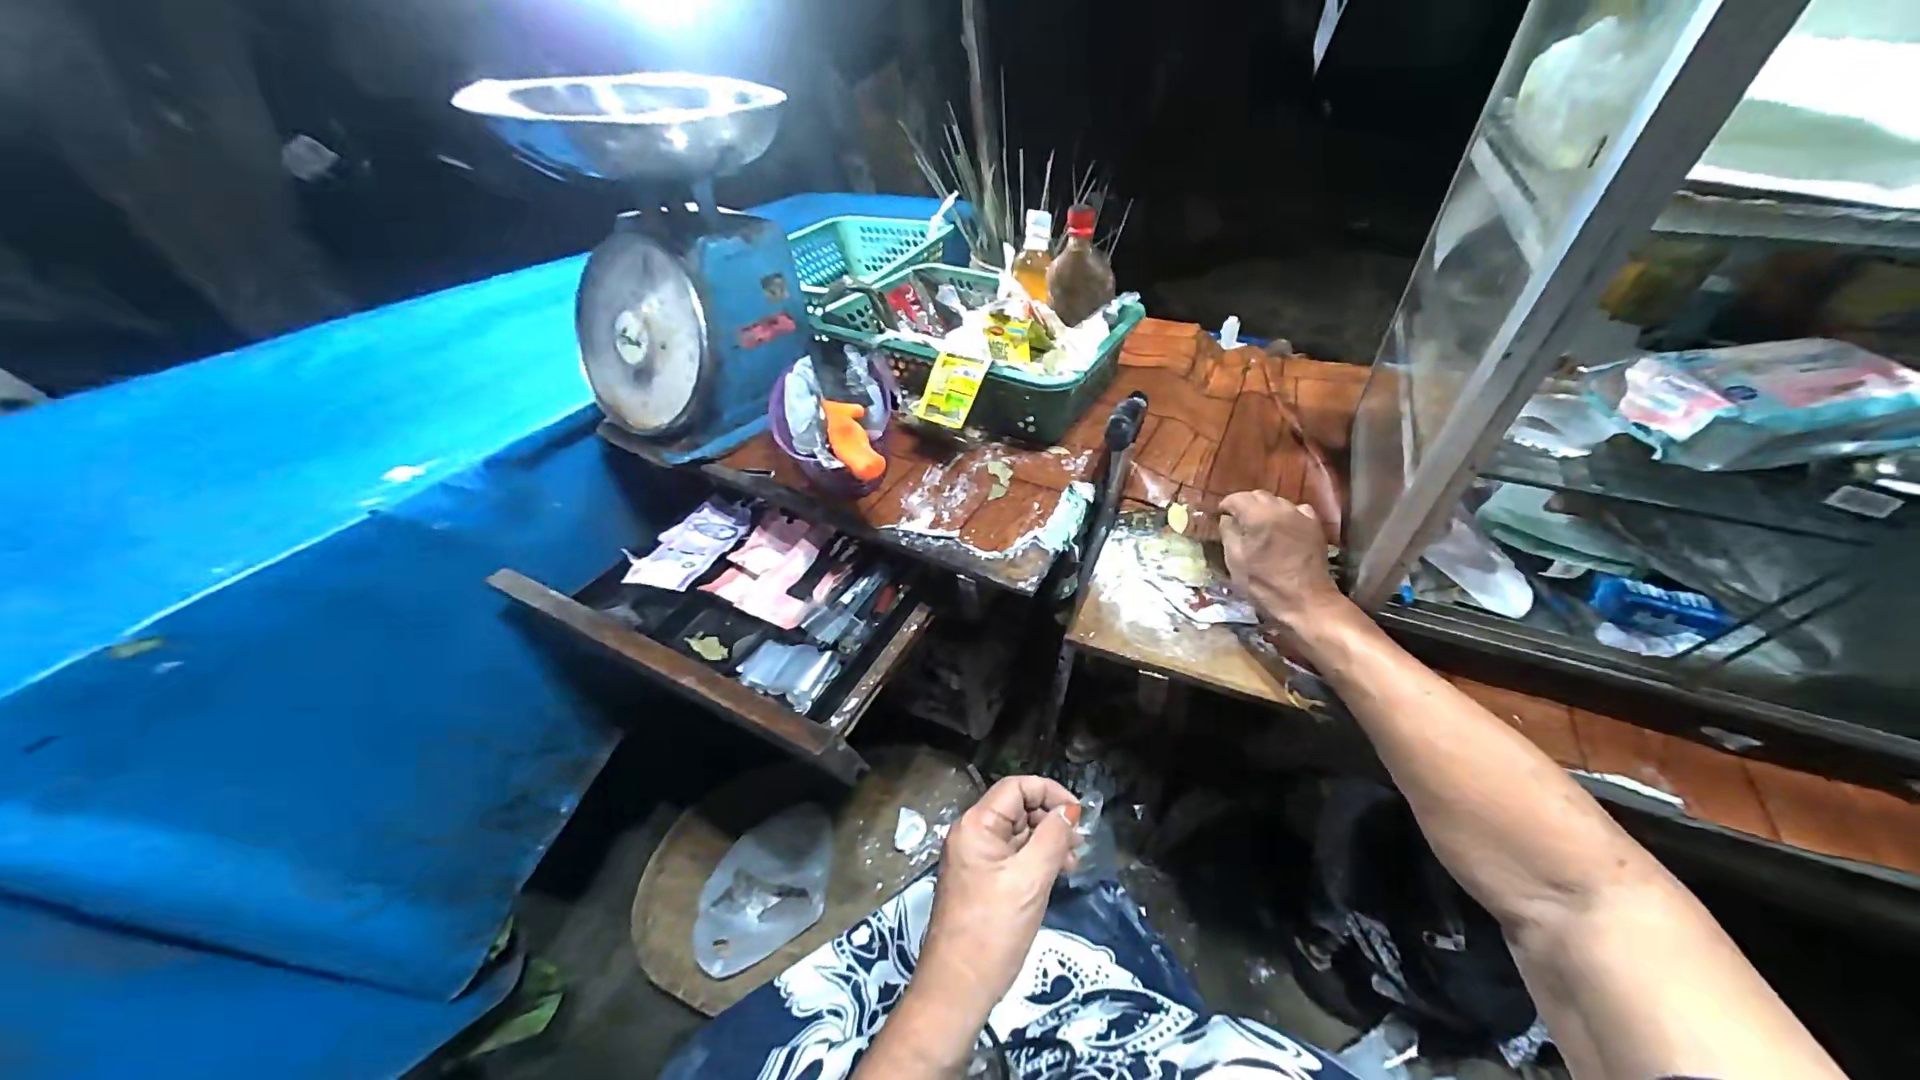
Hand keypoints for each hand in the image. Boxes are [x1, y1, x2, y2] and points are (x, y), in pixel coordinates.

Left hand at [919, 776, 1080, 1019]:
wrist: (957, 987)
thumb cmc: (993, 930)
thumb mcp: (1031, 879)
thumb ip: (1053, 838)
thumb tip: (1071, 811)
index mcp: (976, 824)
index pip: (1017, 787)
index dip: (1050, 793)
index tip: (1079, 815)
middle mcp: (970, 833)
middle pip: (1017, 807)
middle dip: (1050, 819)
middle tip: (1079, 845)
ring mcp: (973, 857)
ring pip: (1016, 832)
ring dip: (1046, 840)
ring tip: (1072, 863)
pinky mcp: (979, 878)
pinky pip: (1011, 855)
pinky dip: (1034, 858)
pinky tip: (1055, 874)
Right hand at [1220, 490, 1348, 634]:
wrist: (1306, 600)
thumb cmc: (1264, 583)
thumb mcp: (1235, 561)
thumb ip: (1228, 533)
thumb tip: (1227, 518)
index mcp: (1258, 516)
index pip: (1237, 498)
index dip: (1226, 505)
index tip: (1221, 516)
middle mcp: (1281, 509)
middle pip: (1258, 495)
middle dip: (1245, 505)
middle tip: (1237, 522)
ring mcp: (1301, 516)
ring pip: (1278, 501)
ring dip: (1265, 509)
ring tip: (1259, 526)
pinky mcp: (1314, 526)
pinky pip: (1297, 510)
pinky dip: (1286, 514)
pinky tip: (1283, 528)